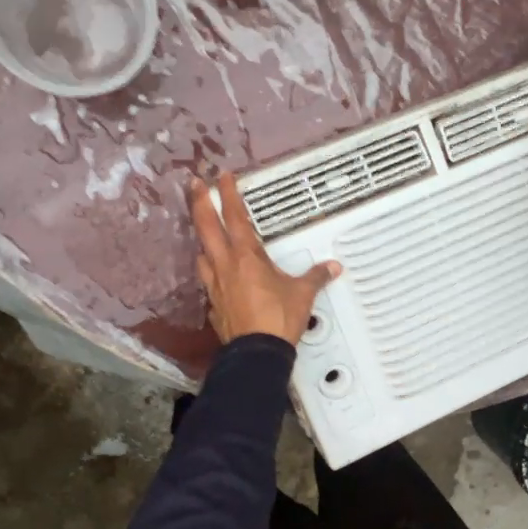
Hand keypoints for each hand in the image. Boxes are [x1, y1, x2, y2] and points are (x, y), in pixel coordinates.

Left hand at [189, 173, 341, 344]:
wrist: (257, 352)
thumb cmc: (279, 318)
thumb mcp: (303, 294)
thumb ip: (316, 277)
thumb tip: (332, 268)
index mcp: (246, 256)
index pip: (234, 217)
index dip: (228, 194)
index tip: (222, 176)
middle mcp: (225, 266)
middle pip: (206, 227)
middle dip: (200, 203)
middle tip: (195, 185)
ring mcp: (215, 286)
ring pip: (201, 254)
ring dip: (202, 240)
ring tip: (204, 234)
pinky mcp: (213, 306)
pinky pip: (208, 283)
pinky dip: (210, 274)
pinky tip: (216, 277)